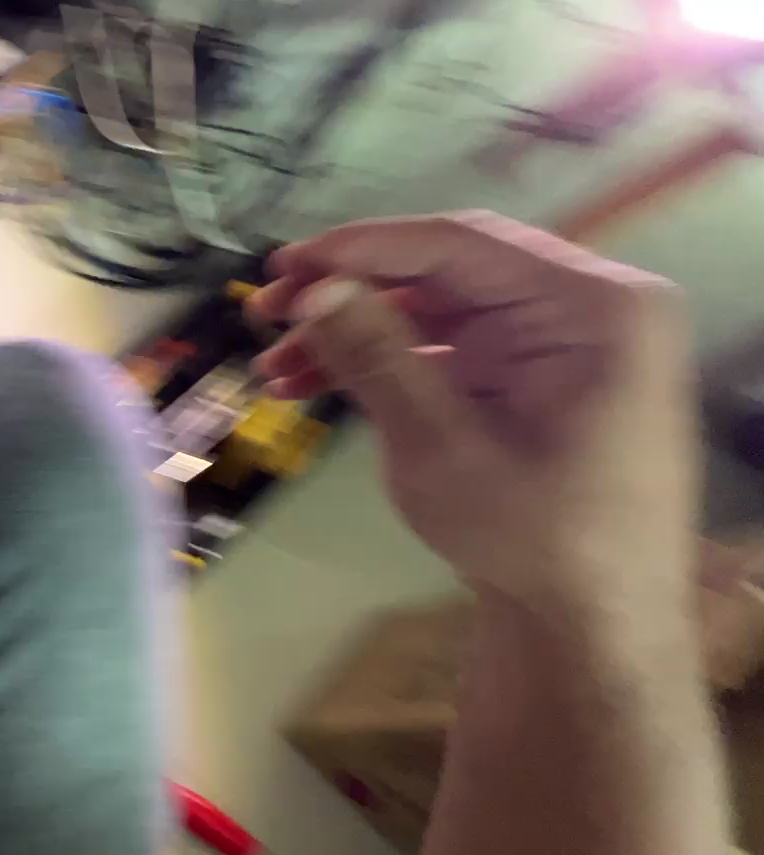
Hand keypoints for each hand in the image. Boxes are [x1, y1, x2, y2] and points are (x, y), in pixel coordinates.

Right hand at [250, 211, 696, 609]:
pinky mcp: (514, 374)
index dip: (358, 248)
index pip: (456, 245)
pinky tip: (304, 385)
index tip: (280, 267)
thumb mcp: (439, 443)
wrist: (581, 610)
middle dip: (344, 288)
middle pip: (437, 270)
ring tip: (272, 367)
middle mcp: (572, 308)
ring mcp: (542, 342)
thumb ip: (378, 357)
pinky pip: (428, 348)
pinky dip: (366, 361)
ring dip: (343, 331)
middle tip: (266, 311)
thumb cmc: (528, 530)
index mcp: (588, 307)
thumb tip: (313, 291)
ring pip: (422, 309)